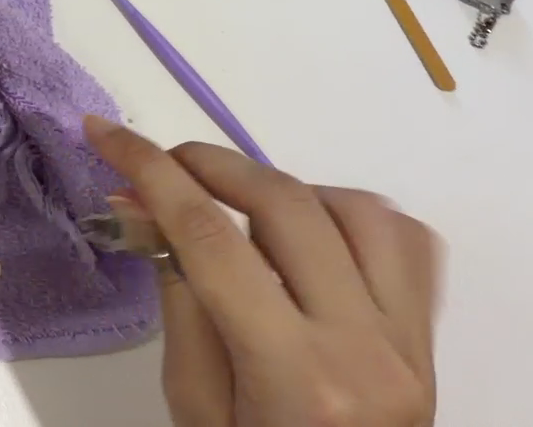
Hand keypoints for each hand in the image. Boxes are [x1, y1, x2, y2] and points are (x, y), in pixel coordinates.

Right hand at [83, 117, 441, 426]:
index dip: (148, 169)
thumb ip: (180, 298)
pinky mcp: (429, 342)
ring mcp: (412, 344)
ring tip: (236, 207)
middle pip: (283, 203)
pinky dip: (348, 212)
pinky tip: (306, 228)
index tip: (103, 132)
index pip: (208, 235)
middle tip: (159, 164)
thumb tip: (149, 206)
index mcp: (296, 377)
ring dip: (280, 187)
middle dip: (207, 162)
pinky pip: (405, 242)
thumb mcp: (193, 404)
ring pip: (353, 207)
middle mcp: (367, 349)